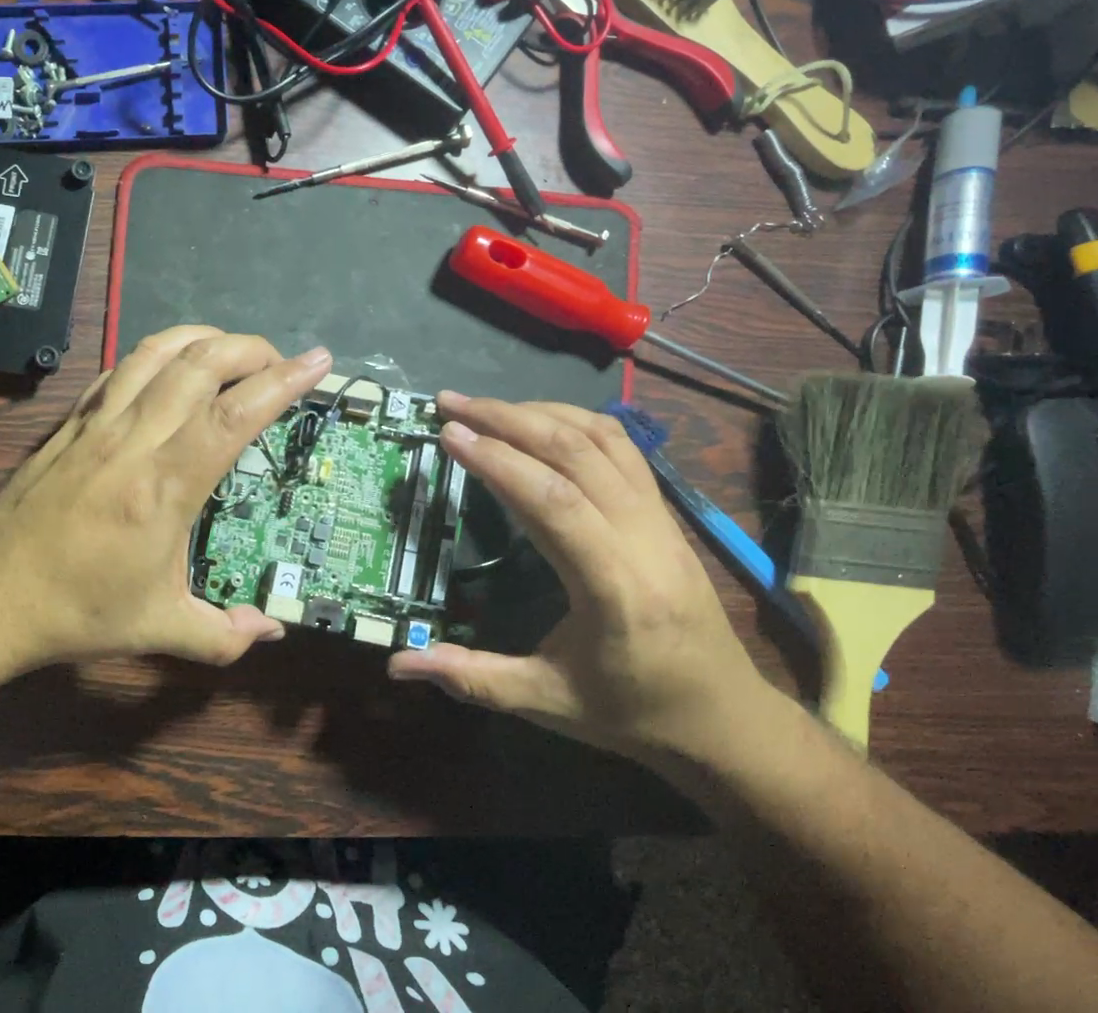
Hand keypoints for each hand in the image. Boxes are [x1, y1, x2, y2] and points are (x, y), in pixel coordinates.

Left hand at [0, 326, 333, 688]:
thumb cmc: (75, 615)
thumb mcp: (158, 631)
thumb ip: (222, 635)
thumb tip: (270, 630)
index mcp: (162, 489)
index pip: (233, 415)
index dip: (281, 382)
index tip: (318, 361)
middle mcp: (130, 444)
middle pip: (197, 365)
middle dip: (249, 348)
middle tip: (279, 360)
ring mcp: (92, 429)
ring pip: (152, 355)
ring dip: (200, 338)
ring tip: (231, 349)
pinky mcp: (66, 429)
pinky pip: (114, 372)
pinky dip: (151, 356)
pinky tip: (164, 368)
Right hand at [387, 395, 781, 760]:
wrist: (725, 720)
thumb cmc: (633, 713)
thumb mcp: (546, 701)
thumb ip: (471, 678)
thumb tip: (397, 665)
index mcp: (615, 588)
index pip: (554, 502)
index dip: (499, 461)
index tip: (448, 434)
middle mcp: (645, 541)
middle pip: (579, 453)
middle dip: (509, 419)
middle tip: (449, 403)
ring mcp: (662, 522)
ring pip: (605, 441)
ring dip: (541, 412)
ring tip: (484, 407)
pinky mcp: (665, 517)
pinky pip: (624, 451)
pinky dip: (575, 423)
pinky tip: (538, 423)